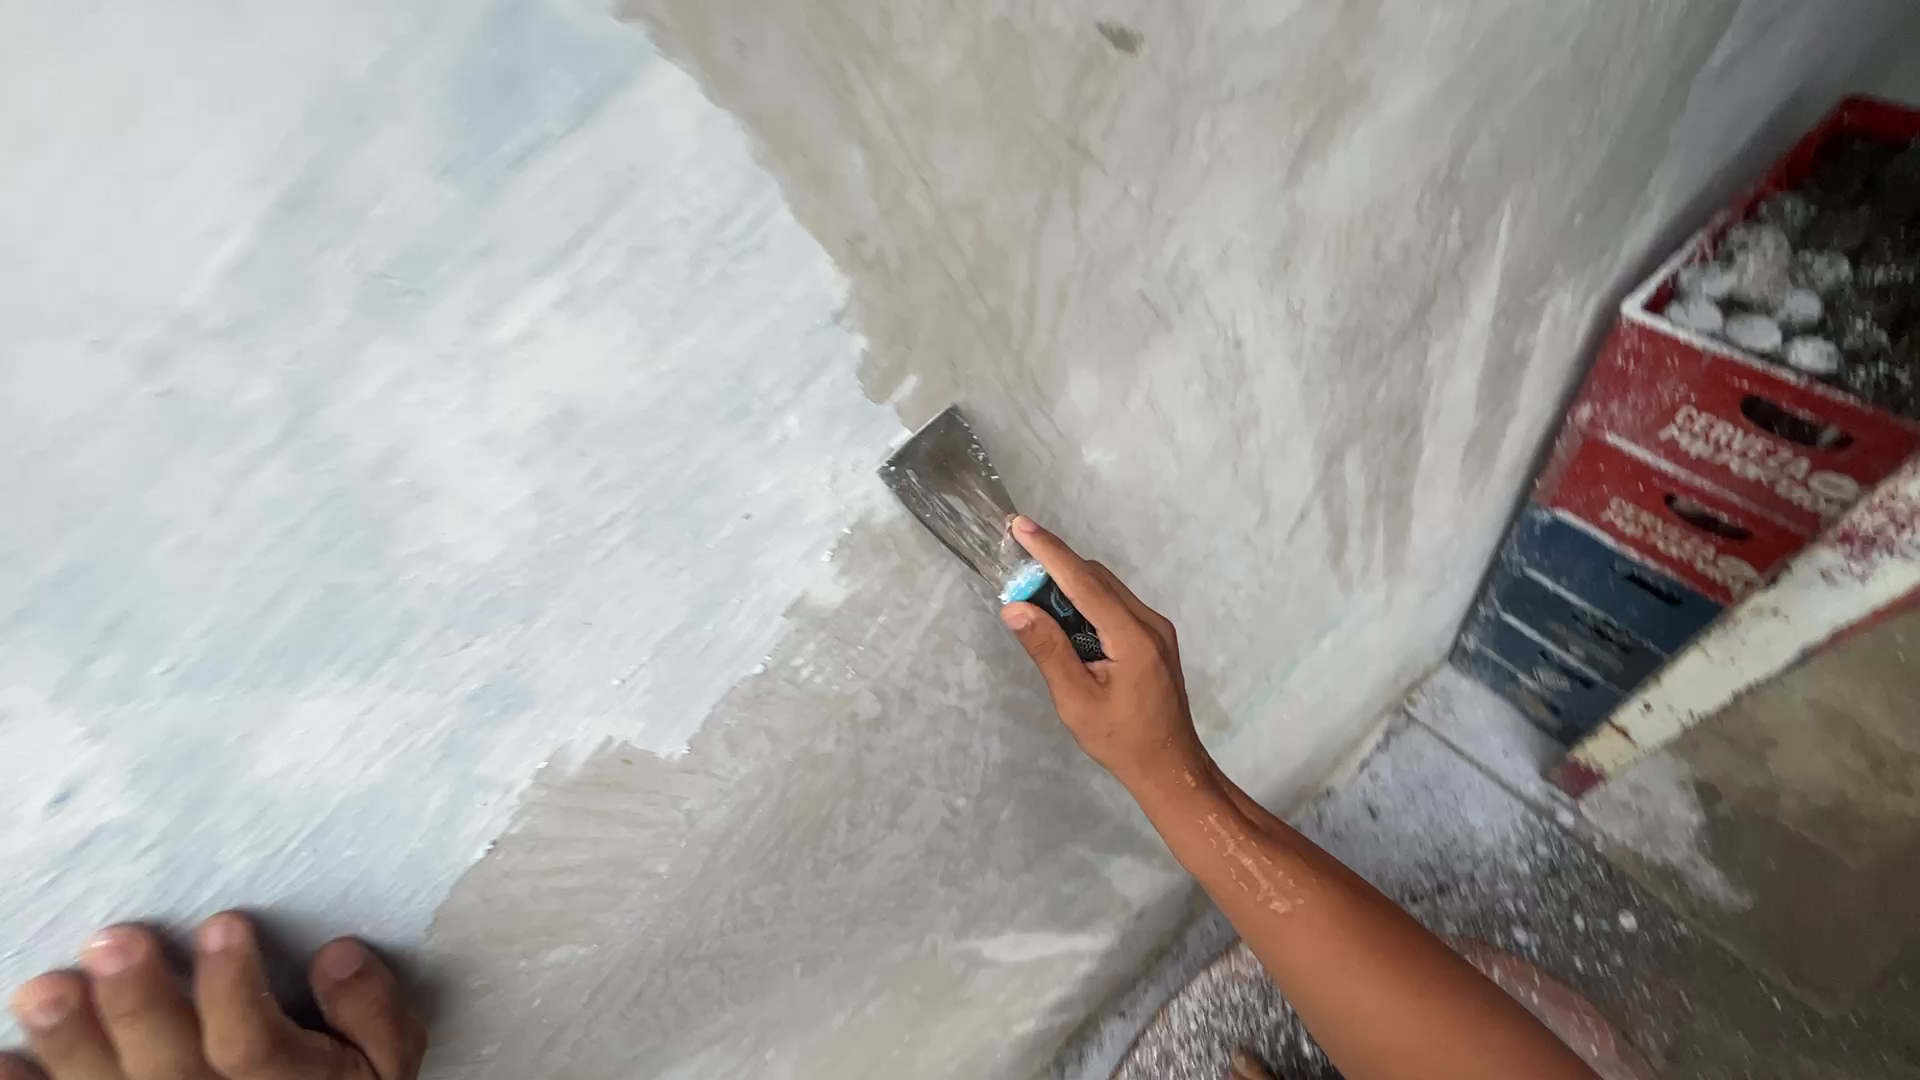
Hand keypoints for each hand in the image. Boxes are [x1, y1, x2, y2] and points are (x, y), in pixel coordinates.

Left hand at [6, 913, 423, 1079]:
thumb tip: (339, 953)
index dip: (233, 982)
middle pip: (166, 1063)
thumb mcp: (388, 1061)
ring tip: (44, 988)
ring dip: (71, 1041)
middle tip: (114, 941)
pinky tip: (0, 1060)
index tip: (221, 922)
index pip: (248, 1036)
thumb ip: (372, 1011)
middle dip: (139, 1000)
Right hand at [999, 516, 1208, 790]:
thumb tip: (1015, 609)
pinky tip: (1063, 615)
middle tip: (1015, 565)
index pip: (1085, 583)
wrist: (1170, 767)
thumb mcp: (1076, 701)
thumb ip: (1048, 650)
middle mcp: (1149, 623)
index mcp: (1133, 638)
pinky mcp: (1153, 636)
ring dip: (1069, 583)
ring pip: (1106, 588)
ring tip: (1031, 591)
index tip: (1021, 527)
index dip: (1050, 553)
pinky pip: (1114, 603)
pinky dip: (1085, 599)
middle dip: (1055, 565)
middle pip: (1096, 578)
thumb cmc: (1120, 741)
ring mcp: (1155, 628)